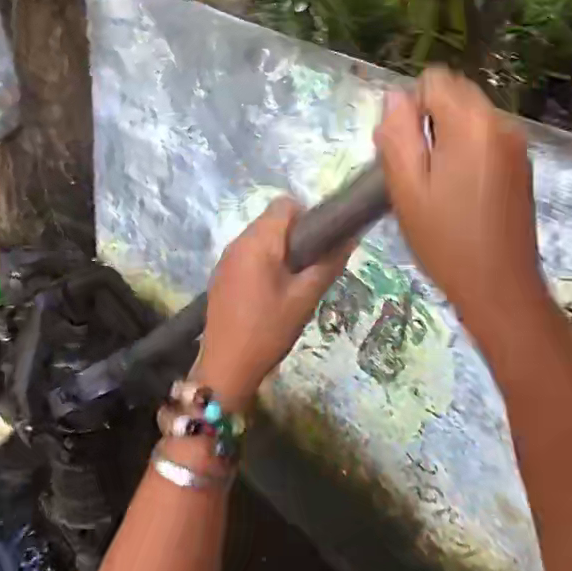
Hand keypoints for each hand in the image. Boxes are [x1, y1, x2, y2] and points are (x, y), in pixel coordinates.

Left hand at [193, 196, 355, 411]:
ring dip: (281, 251)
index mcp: (257, 241)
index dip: (308, 216)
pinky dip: (265, 263)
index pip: (285, 203)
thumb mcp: (306, 298)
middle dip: (297, 236)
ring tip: (296, 283)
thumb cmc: (269, 330)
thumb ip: (329, 263)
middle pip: (272, 220)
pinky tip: (274, 294)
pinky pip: (248, 255)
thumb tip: (350, 237)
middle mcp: (237, 242)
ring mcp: (226, 259)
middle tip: (313, 267)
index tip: (321, 244)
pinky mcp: (221, 276)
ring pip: (261, 238)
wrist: (226, 367)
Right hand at [374, 66, 545, 331]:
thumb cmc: (446, 240)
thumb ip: (397, 134)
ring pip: (470, 116)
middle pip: (455, 94)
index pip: (435, 80)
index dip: (411, 109)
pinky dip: (465, 151)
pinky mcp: (521, 165)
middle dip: (429, 120)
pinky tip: (458, 192)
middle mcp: (501, 123)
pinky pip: (485, 138)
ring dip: (446, 136)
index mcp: (473, 124)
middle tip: (416, 170)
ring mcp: (516, 144)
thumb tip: (395, 96)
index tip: (406, 149)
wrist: (500, 287)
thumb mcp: (407, 188)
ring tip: (435, 184)